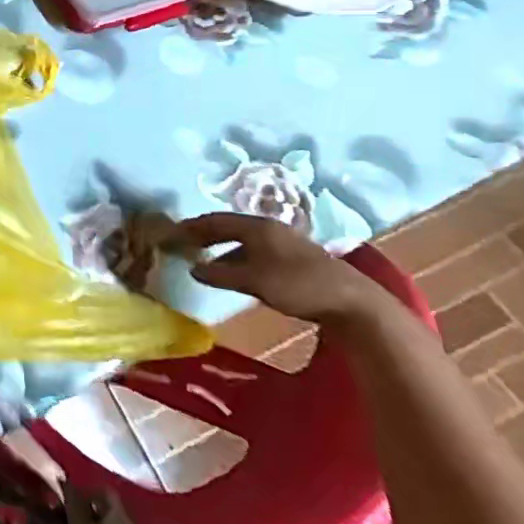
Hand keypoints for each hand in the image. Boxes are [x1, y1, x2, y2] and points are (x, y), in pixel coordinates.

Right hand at [162, 212, 385, 326]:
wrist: (351, 302)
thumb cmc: (297, 285)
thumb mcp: (253, 281)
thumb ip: (220, 274)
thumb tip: (193, 269)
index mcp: (257, 227)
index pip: (216, 220)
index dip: (193, 226)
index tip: (172, 232)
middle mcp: (268, 229)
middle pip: (229, 227)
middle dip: (205, 234)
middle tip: (184, 243)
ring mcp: (283, 244)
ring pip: (243, 241)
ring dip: (221, 249)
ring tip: (203, 260)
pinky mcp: (293, 261)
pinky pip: (254, 253)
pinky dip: (236, 259)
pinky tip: (232, 273)